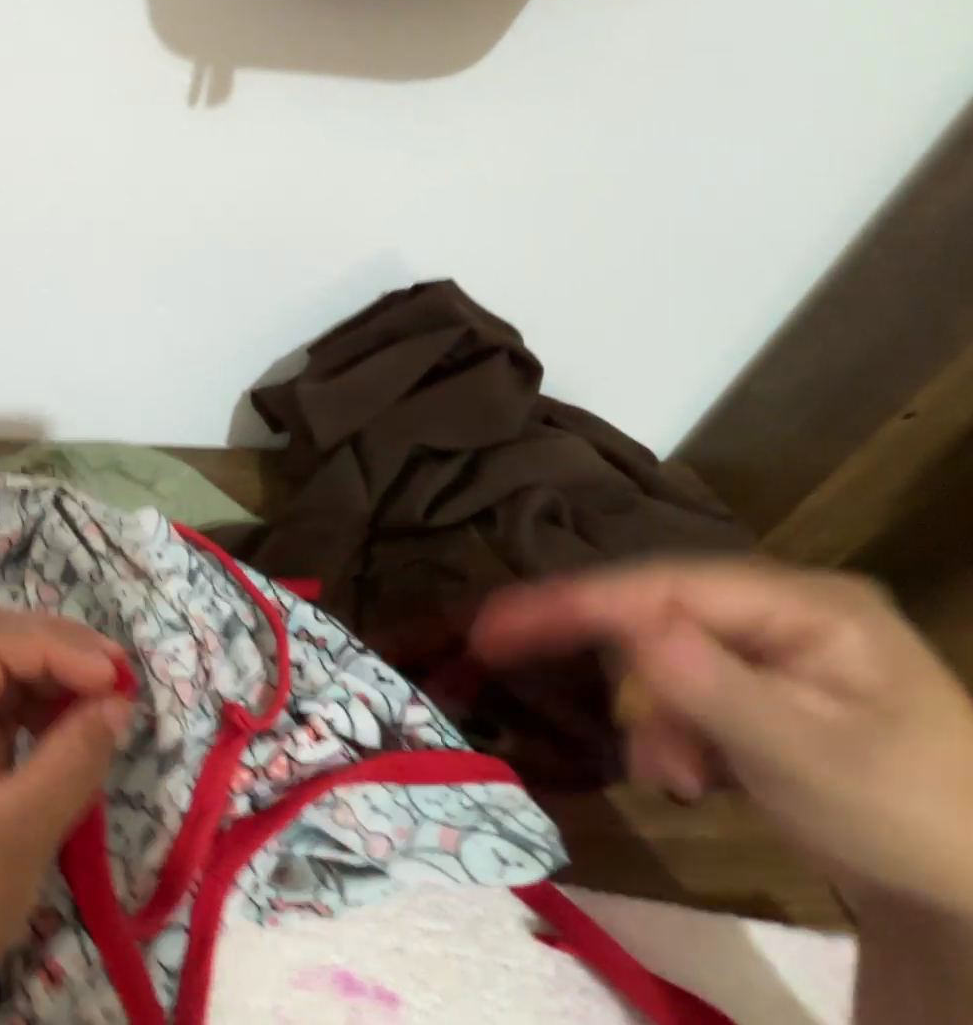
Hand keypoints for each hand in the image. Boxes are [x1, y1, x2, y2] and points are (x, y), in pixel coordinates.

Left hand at [0, 610, 133, 1020]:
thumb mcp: (20, 833)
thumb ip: (73, 758)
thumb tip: (120, 701)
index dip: (56, 648)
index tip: (116, 678)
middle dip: (54, 648)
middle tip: (116, 675)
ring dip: (46, 669)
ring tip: (100, 695)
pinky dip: (30, 700)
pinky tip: (66, 718)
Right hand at [471, 559, 972, 916]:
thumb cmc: (910, 817)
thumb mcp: (809, 757)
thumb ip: (716, 688)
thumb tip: (631, 631)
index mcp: (806, 605)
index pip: (664, 586)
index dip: (574, 600)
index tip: (493, 622)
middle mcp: (781, 609)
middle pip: (654, 618)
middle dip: (629, 684)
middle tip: (573, 713)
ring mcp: (769, 646)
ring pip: (659, 661)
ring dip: (653, 722)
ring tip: (677, 779)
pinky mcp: (755, 683)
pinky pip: (678, 691)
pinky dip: (669, 734)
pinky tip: (689, 775)